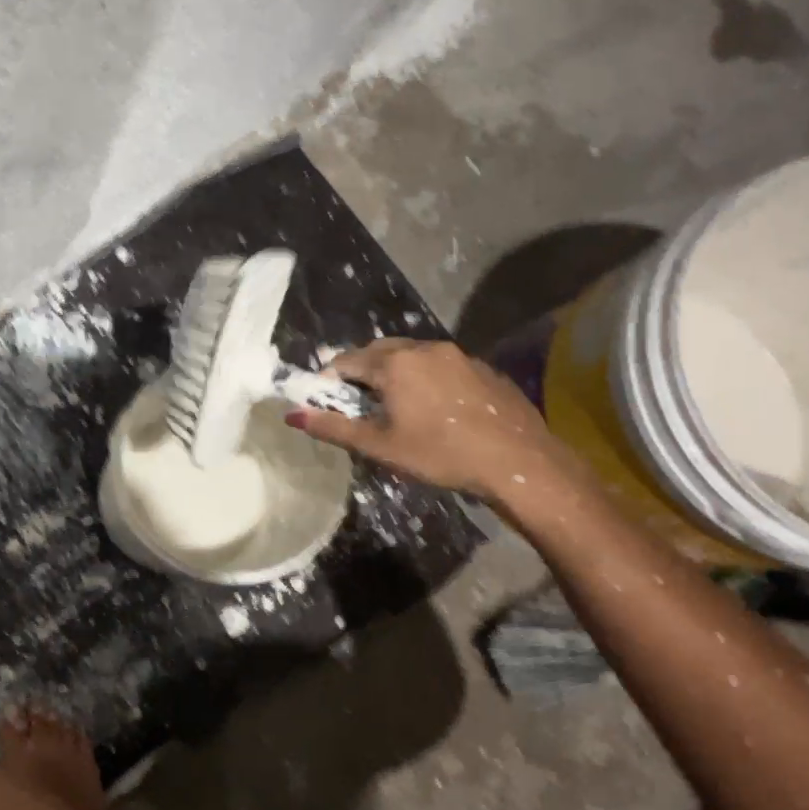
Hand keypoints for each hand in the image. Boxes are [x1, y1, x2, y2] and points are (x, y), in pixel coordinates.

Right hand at [289, 338, 578, 501]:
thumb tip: (291, 414)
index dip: (328, 380)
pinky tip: (430, 408)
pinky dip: (423, 378)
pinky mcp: (482, 368)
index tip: (324, 403)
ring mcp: (458, 355)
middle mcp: (425, 349)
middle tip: (354, 403)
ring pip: (411, 356)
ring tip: (391, 405)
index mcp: (394, 364)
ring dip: (393, 373)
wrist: (517, 460)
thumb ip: (332, 427)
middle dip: (360, 371)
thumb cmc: (438, 453)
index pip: (346, 361)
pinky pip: (439, 365)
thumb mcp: (377, 445)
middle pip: (378, 351)